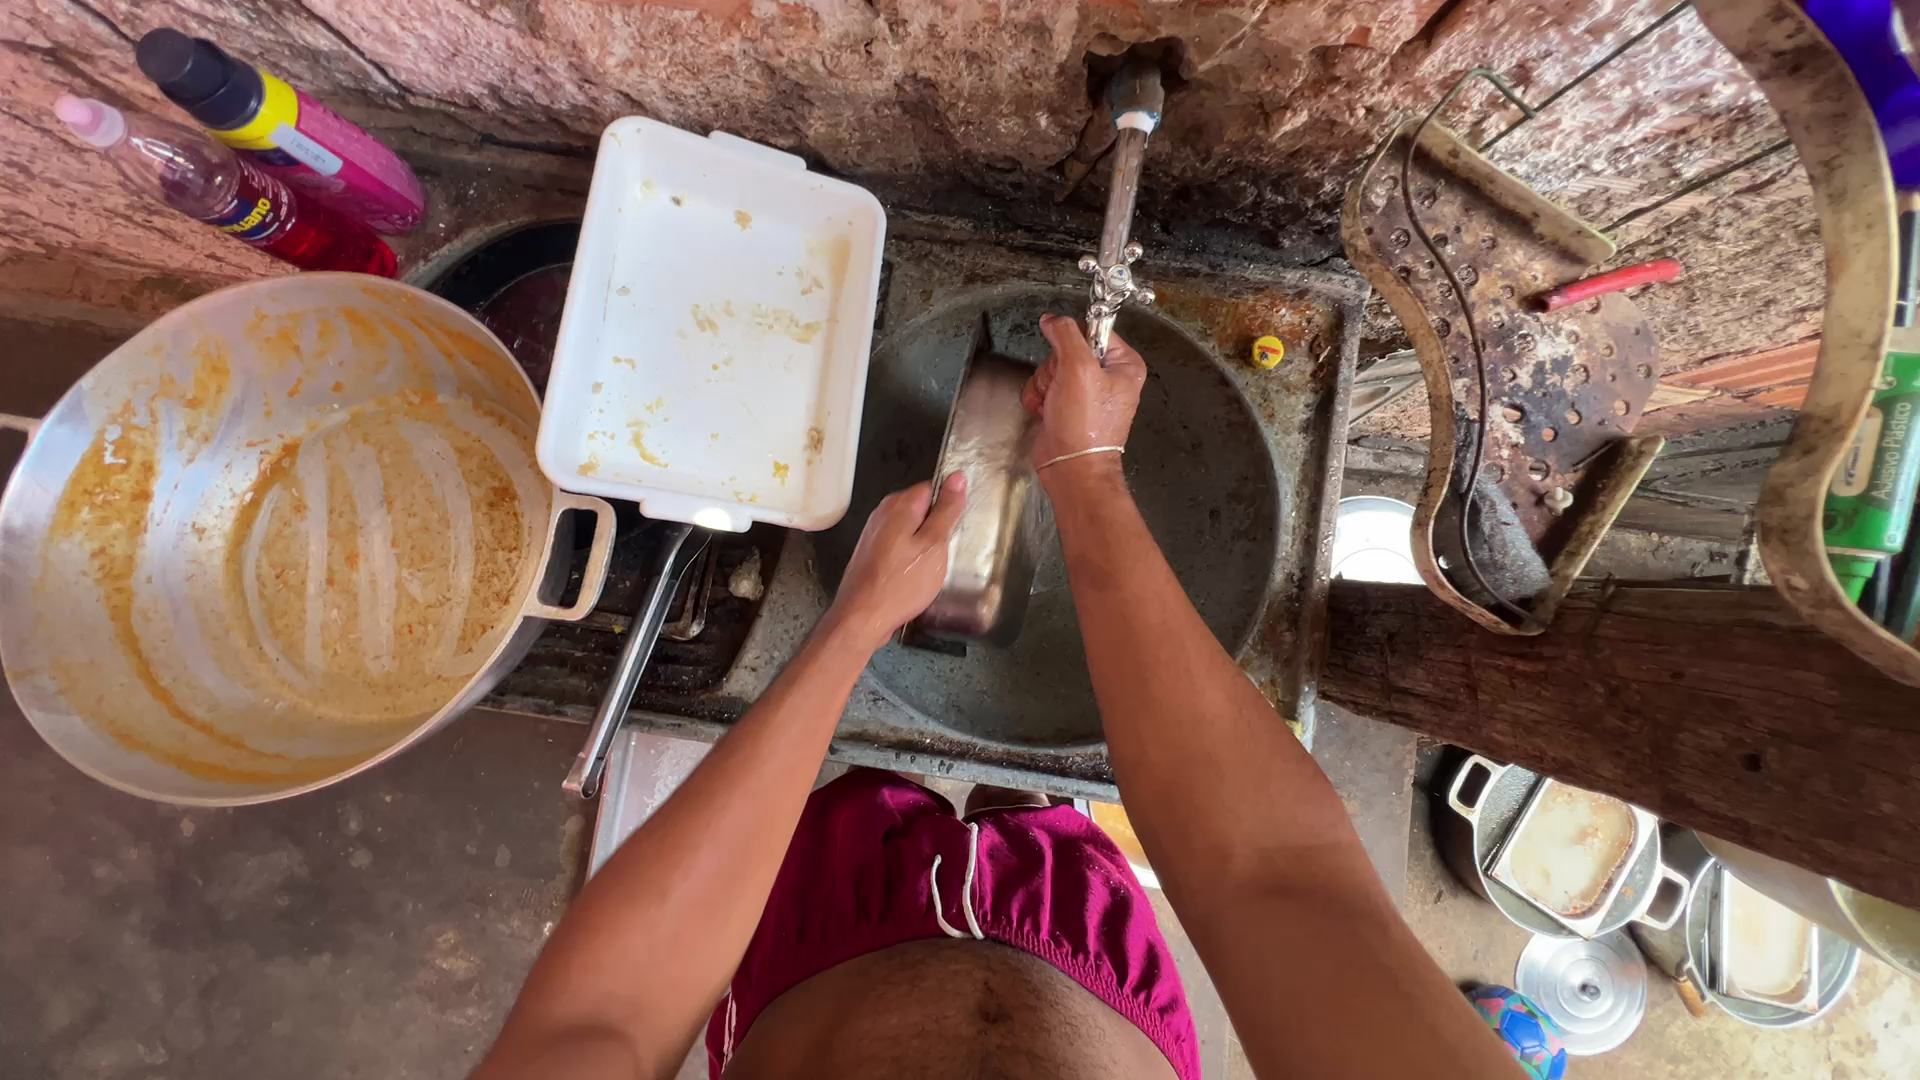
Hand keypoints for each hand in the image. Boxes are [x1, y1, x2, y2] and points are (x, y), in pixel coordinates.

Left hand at [826, 473, 966, 649]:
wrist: (862, 617)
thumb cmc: (901, 584)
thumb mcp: (935, 545)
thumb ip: (947, 510)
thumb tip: (957, 477)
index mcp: (899, 505)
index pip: (933, 488)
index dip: (949, 506)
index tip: (957, 526)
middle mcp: (883, 513)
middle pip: (921, 509)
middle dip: (937, 527)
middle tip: (947, 551)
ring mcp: (874, 534)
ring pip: (910, 530)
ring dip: (924, 545)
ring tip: (932, 567)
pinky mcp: (871, 554)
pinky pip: (899, 547)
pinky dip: (911, 558)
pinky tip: (916, 576)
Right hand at [1023, 314, 1146, 479]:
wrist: (1071, 466)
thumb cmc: (1085, 427)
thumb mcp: (1078, 368)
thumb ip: (1065, 335)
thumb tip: (1053, 320)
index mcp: (1124, 365)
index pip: (1094, 331)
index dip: (1074, 341)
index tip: (1068, 357)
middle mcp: (1106, 379)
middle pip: (1066, 351)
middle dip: (1054, 369)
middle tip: (1061, 387)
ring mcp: (1084, 394)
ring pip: (1050, 369)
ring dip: (1043, 385)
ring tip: (1053, 404)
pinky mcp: (1065, 408)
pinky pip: (1043, 389)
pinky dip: (1038, 399)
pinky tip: (1045, 412)